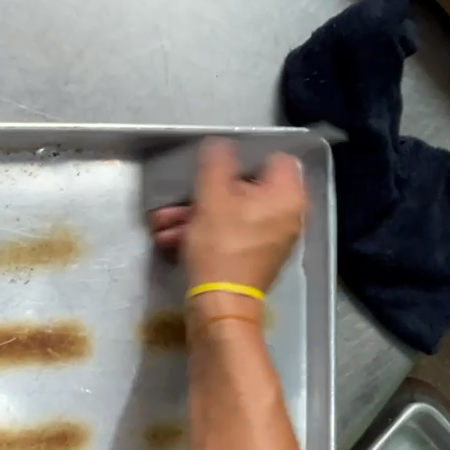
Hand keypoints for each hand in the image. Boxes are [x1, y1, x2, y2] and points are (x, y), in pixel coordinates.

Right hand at [150, 138, 306, 305]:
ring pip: (231, 216)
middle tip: (175, 205)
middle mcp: (287, 215)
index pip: (273, 159)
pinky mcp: (254, 260)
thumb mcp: (211, 199)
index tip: (213, 172)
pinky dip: (204, 236)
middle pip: (245, 191)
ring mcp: (272, 240)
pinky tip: (172, 244)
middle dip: (203, 197)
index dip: (241, 161)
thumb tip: (220, 143)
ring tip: (162, 228)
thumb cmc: (219, 247)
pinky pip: (230, 237)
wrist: (220, 306)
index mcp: (286, 195)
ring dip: (194, 218)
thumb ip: (216, 164)